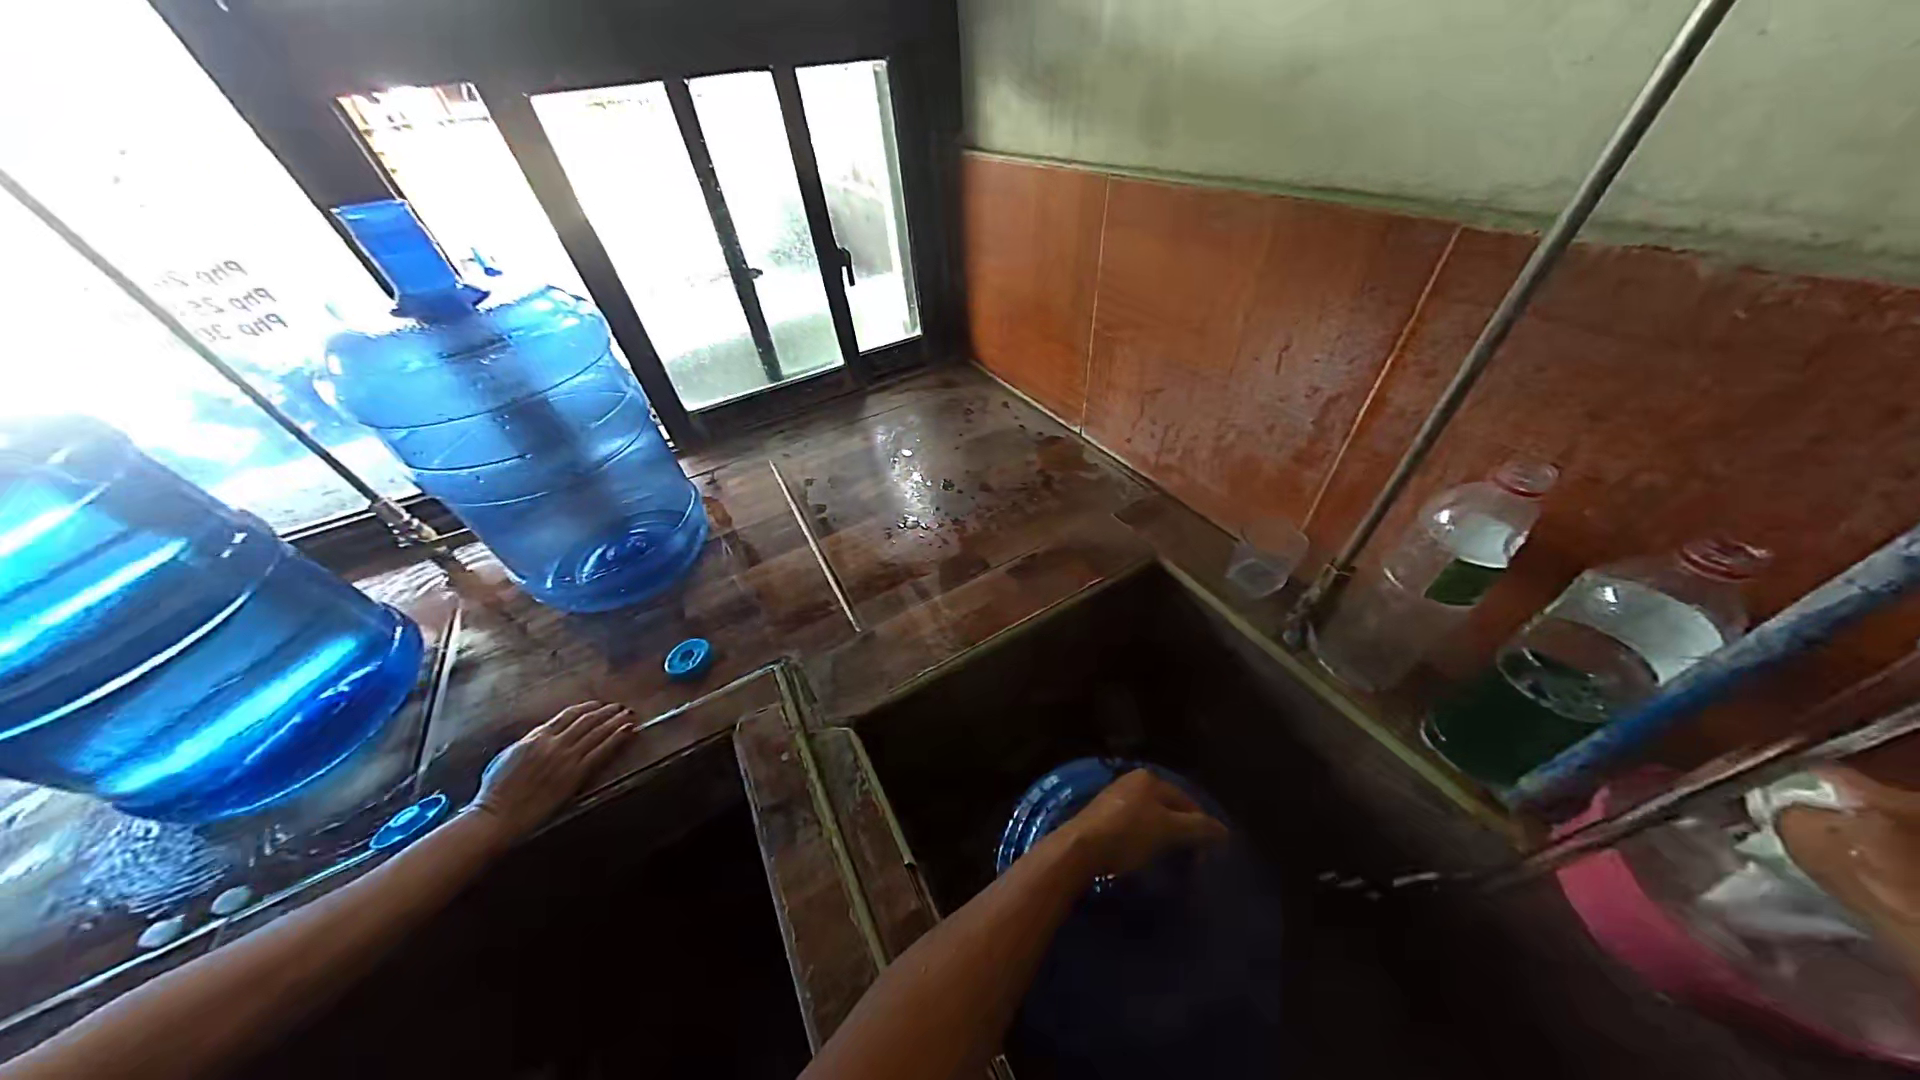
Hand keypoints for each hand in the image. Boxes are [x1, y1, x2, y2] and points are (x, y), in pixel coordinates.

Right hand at [468, 701, 635, 841]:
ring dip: (617, 721)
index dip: (588, 707)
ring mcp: (567, 758)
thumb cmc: (497, 791)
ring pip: (598, 732)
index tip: (600, 705)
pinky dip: (618, 738)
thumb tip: (547, 733)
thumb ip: (531, 741)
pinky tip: (630, 731)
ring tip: (630, 714)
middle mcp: (554, 743)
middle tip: (621, 707)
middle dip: (607, 711)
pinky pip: (603, 751)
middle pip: (588, 720)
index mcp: (537, 737)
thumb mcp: (509, 756)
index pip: (569, 715)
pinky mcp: (577, 774)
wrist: (498, 816)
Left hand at [1052, 768, 1227, 877]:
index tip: (1208, 855)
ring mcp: (1116, 797)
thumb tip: (1224, 830)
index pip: (1188, 801)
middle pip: (1169, 809)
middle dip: (1183, 833)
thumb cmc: (1129, 833)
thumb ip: (1199, 827)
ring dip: (1165, 839)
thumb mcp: (1169, 830)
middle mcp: (1132, 781)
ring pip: (1152, 818)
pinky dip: (1147, 840)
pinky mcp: (1104, 816)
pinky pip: (1136, 826)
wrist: (1081, 847)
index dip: (1202, 827)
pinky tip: (1147, 856)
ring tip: (1173, 862)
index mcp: (1149, 778)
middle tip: (1193, 861)